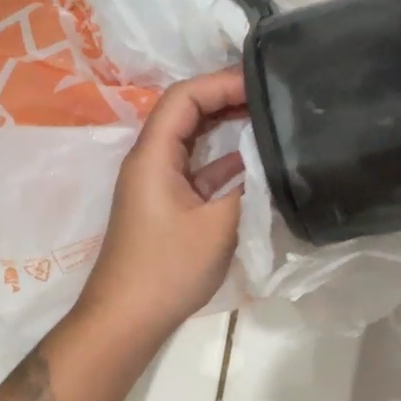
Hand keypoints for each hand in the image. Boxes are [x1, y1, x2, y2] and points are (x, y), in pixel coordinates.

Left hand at [79, 69, 248, 337]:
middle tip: (271, 98)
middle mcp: (151, 162)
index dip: (222, 83)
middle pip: (187, 114)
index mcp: (154, 156)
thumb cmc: (168, 269)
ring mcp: (158, 186)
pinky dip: (226, 164)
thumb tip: (272, 168)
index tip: (262, 84)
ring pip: (193, 144)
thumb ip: (248, 190)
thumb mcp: (218, 227)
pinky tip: (257, 168)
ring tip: (269, 123)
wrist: (128, 318)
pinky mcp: (168, 209)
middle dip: (227, 99)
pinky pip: (198, 172)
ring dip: (227, 131)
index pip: (184, 97)